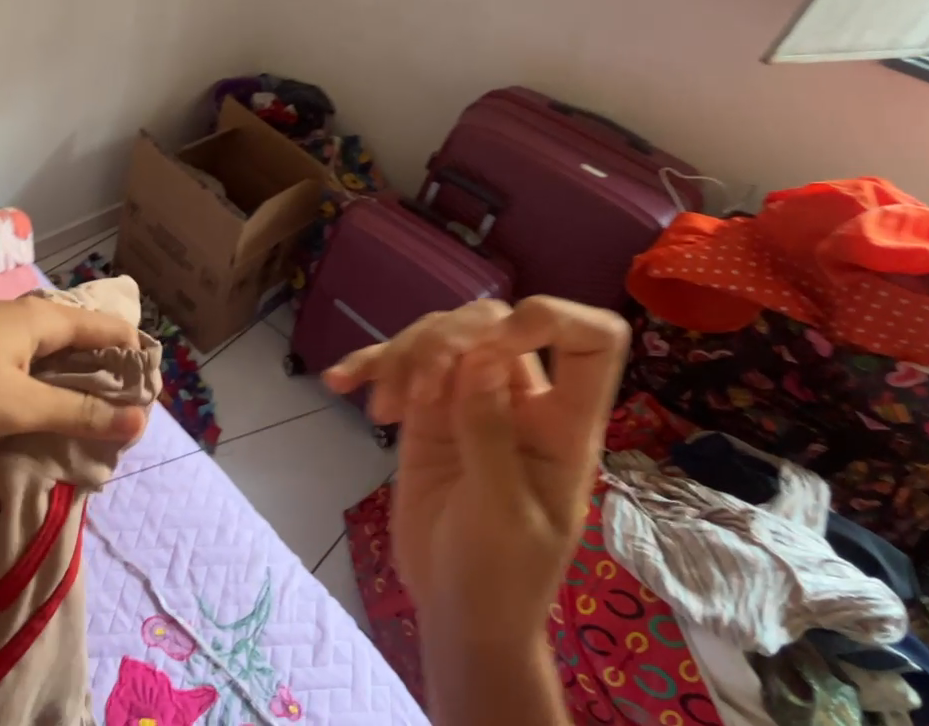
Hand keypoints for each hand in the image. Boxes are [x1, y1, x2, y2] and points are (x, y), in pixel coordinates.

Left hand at [0, 295, 150, 455]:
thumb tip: (140, 422)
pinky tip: (42, 420)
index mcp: (36, 318)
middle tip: (127, 415)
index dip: (132, 353)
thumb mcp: (18, 405)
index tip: (155, 389)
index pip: (102, 327)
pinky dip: (39, 392)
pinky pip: (19, 372)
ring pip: (45, 358)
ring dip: (71, 386)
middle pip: (76, 340)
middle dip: (104, 373)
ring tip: (93, 422)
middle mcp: (16, 321)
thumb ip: (78, 414)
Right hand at [324, 297, 627, 639]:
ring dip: (402, 357)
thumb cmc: (502, 575)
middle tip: (414, 392)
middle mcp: (519, 399)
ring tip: (381, 409)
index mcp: (563, 423)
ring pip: (439, 337)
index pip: (590, 340)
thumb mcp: (504, 515)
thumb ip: (491, 434)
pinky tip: (338, 380)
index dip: (555, 318)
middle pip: (491, 326)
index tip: (502, 338)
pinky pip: (398, 369)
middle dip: (447, 342)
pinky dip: (368, 367)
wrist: (458, 610)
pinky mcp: (424, 413)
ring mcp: (467, 401)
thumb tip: (481, 356)